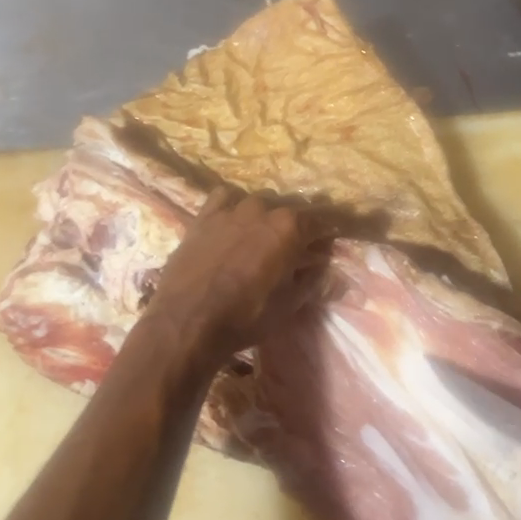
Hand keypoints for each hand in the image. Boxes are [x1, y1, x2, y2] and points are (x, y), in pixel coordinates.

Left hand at [142, 189, 327, 363]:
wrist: (187, 321)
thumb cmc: (246, 316)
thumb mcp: (289, 303)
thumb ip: (311, 279)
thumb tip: (321, 265)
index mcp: (290, 227)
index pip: (322, 220)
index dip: (330, 230)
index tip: (333, 238)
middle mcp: (264, 208)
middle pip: (292, 207)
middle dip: (301, 222)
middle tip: (301, 243)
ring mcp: (232, 208)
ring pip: (260, 201)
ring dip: (269, 214)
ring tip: (266, 233)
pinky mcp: (205, 215)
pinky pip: (226, 197)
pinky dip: (235, 204)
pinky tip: (234, 219)